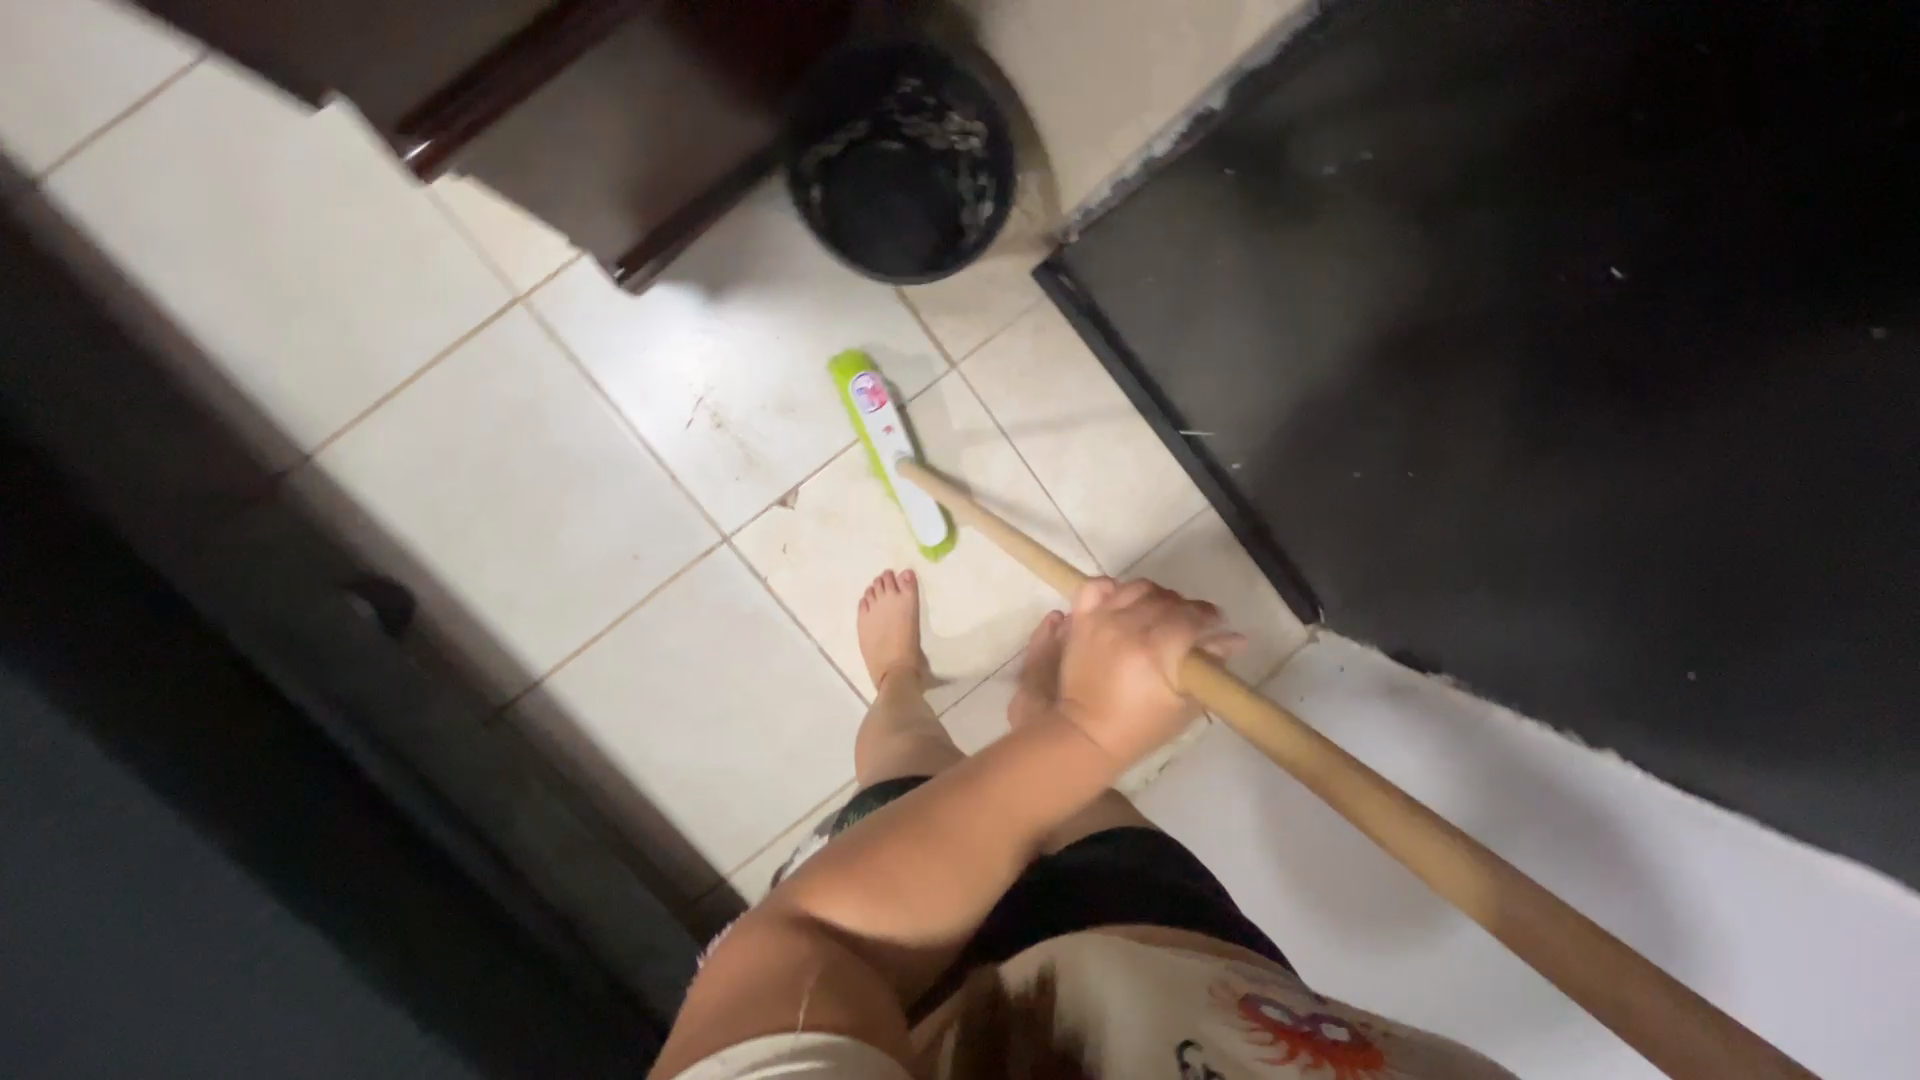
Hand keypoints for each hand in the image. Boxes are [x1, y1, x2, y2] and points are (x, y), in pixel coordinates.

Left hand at [1053, 578, 1245, 765]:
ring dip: (1155, 595)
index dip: (1209, 617)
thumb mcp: (1186, 704)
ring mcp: (1102, 619)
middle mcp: (1129, 626)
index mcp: (1158, 649)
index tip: (1217, 624)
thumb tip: (1234, 638)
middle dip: (1186, 608)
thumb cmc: (1141, 726)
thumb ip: (1210, 666)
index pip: (1192, 616)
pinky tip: (1124, 600)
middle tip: (1190, 624)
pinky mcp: (1081, 620)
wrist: (1087, 732)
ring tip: (1161, 612)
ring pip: (1137, 588)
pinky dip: (1112, 588)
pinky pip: (1096, 587)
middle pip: (1166, 600)